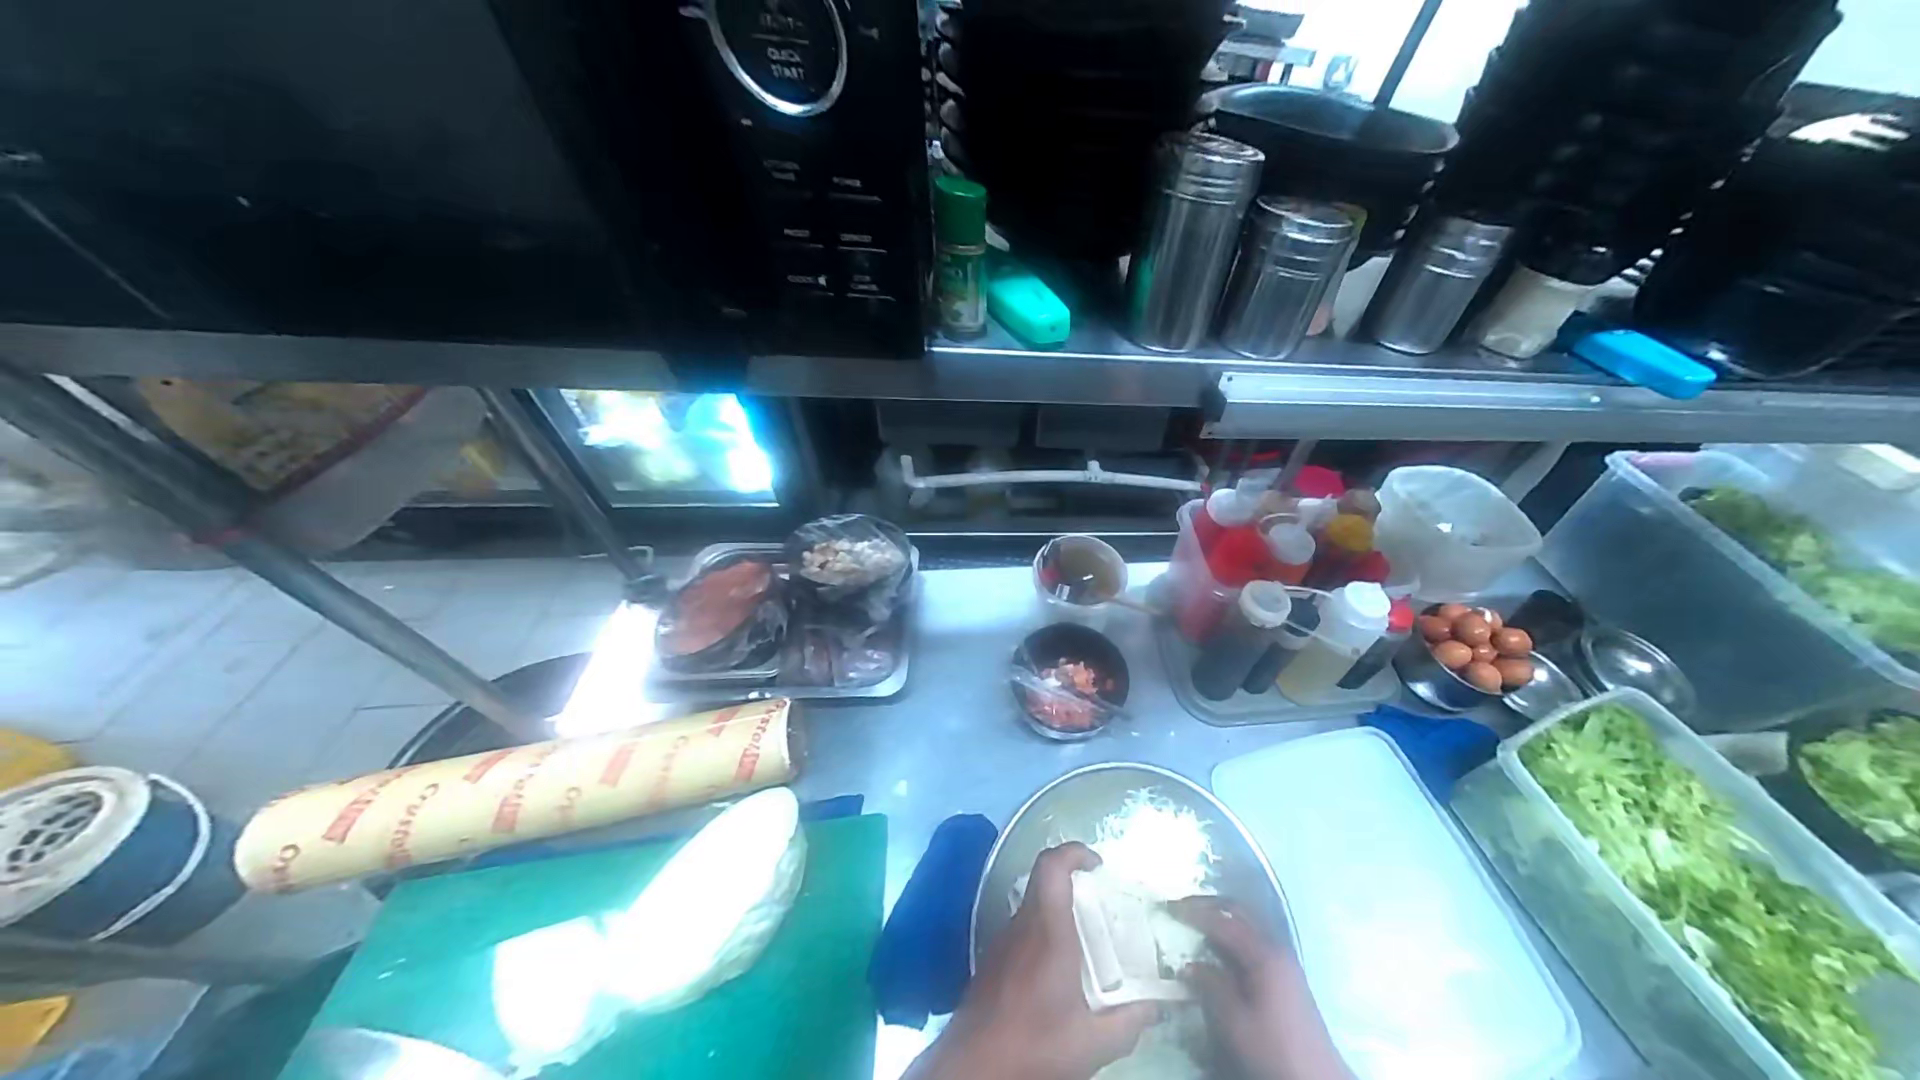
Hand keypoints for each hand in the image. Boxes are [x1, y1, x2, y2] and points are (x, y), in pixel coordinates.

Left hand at [906, 842, 1157, 1079]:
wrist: (974, 1065)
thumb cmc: (1034, 1044)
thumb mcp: (1092, 1042)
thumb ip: (1128, 1022)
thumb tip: (1155, 1006)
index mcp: (1047, 931)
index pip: (1051, 867)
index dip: (1073, 852)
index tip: (1097, 865)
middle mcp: (1022, 926)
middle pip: (1042, 881)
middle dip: (1072, 882)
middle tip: (1100, 906)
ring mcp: (1002, 940)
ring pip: (1031, 906)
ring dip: (1057, 910)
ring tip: (1084, 942)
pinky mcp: (992, 958)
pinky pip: (1021, 929)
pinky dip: (1042, 933)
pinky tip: (1056, 970)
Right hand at [1173, 898, 1349, 1079]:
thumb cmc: (1275, 1050)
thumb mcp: (1236, 1023)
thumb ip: (1211, 986)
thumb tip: (1189, 964)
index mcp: (1264, 954)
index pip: (1223, 921)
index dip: (1193, 912)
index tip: (1167, 907)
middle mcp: (1276, 949)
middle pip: (1239, 913)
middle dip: (1209, 906)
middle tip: (1181, 909)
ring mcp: (1284, 962)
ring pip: (1248, 926)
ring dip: (1221, 920)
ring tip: (1194, 925)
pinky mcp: (1285, 976)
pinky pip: (1253, 942)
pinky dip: (1232, 937)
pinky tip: (1217, 950)